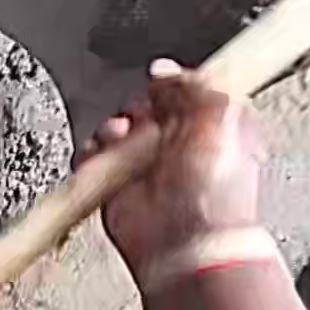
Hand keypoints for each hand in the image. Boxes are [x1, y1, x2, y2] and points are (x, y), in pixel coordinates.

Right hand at [81, 60, 264, 283]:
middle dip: (138, 108)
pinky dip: (90, 155)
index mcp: (210, 125)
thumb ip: (194, 86)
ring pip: (114, 129)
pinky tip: (102, 158)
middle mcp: (175, 144)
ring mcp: (141, 165)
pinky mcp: (111, 185)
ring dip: (112, 131)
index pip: (182, 90)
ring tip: (122, 140)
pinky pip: (89, 158)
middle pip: (143, 107)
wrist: (182, 238)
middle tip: (143, 120)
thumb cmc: (214, 192)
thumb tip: (162, 70)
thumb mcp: (220, 118)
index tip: (163, 85)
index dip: (169, 85)